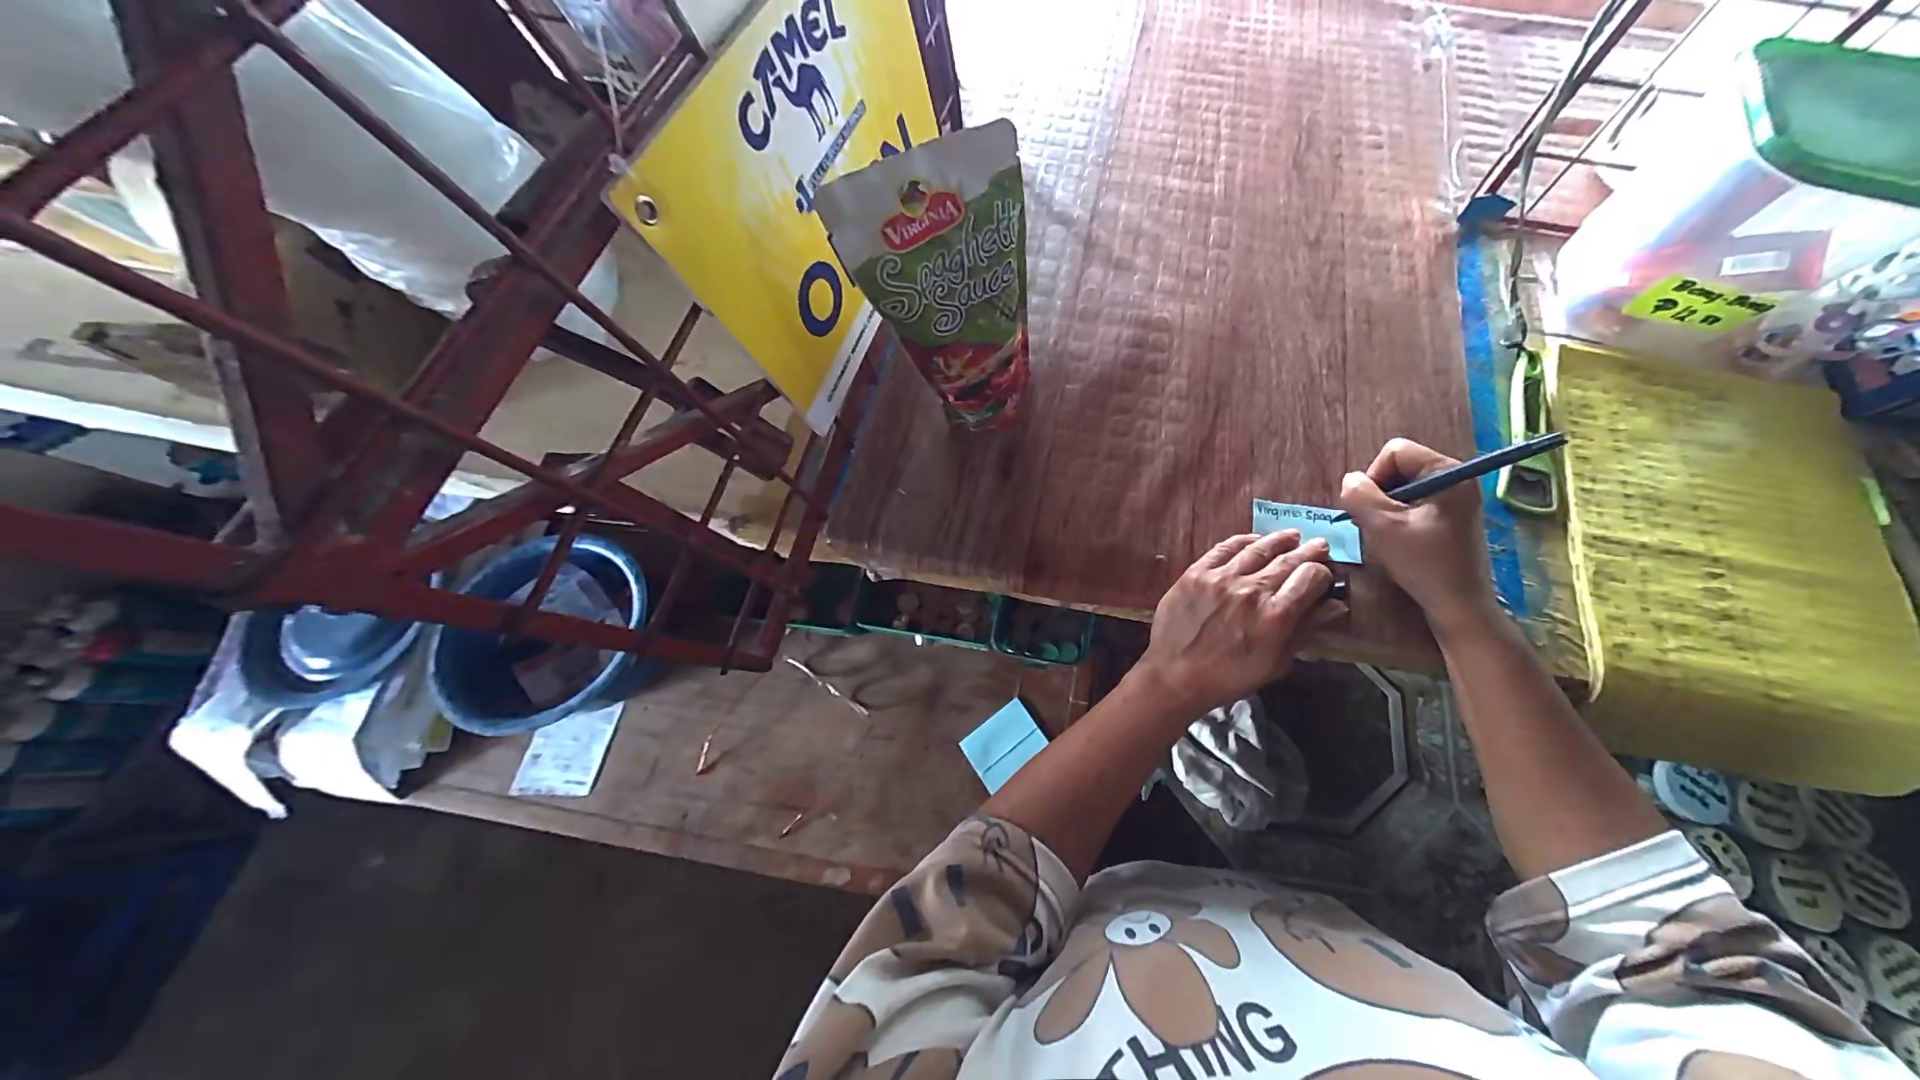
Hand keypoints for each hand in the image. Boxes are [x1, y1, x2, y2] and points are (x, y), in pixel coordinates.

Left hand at [1133, 530, 1343, 715]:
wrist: (1175, 675)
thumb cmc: (1231, 676)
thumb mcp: (1276, 661)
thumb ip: (1306, 629)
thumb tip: (1336, 605)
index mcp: (1276, 615)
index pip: (1311, 577)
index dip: (1323, 574)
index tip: (1324, 574)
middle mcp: (1251, 590)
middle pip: (1288, 560)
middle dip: (1308, 552)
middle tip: (1319, 545)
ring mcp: (1221, 578)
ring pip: (1258, 548)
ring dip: (1279, 540)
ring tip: (1292, 536)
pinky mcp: (1196, 573)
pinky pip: (1224, 548)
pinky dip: (1243, 540)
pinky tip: (1254, 539)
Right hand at [1338, 438, 1498, 632]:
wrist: (1459, 604)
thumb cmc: (1423, 563)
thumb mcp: (1382, 527)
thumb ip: (1359, 496)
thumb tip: (1350, 480)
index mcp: (1447, 473)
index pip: (1395, 452)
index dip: (1374, 476)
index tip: (1370, 509)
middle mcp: (1457, 479)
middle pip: (1399, 467)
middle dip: (1379, 492)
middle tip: (1375, 523)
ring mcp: (1456, 498)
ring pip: (1403, 486)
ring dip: (1385, 507)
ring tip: (1385, 534)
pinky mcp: (1452, 516)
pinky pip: (1414, 502)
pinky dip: (1398, 516)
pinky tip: (1398, 539)